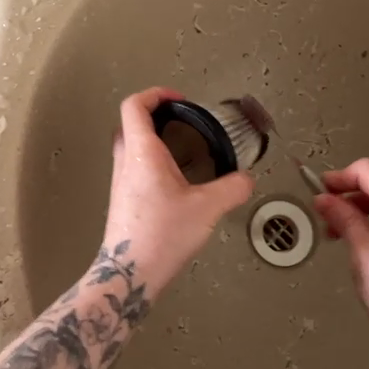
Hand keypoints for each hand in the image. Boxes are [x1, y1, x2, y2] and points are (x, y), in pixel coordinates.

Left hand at [102, 88, 255, 296]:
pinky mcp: (123, 201)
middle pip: (129, 123)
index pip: (134, 106)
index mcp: (141, 152)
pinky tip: (176, 181)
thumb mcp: (207, 209)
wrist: (129, 274)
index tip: (178, 98)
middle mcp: (125, 162)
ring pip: (130, 146)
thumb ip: (232, 189)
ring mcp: (120, 182)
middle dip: (153, 114)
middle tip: (179, 119)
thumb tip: (247, 180)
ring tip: (182, 148)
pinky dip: (152, 161)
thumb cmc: (161, 235)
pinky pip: (134, 167)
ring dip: (152, 139)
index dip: (155, 94)